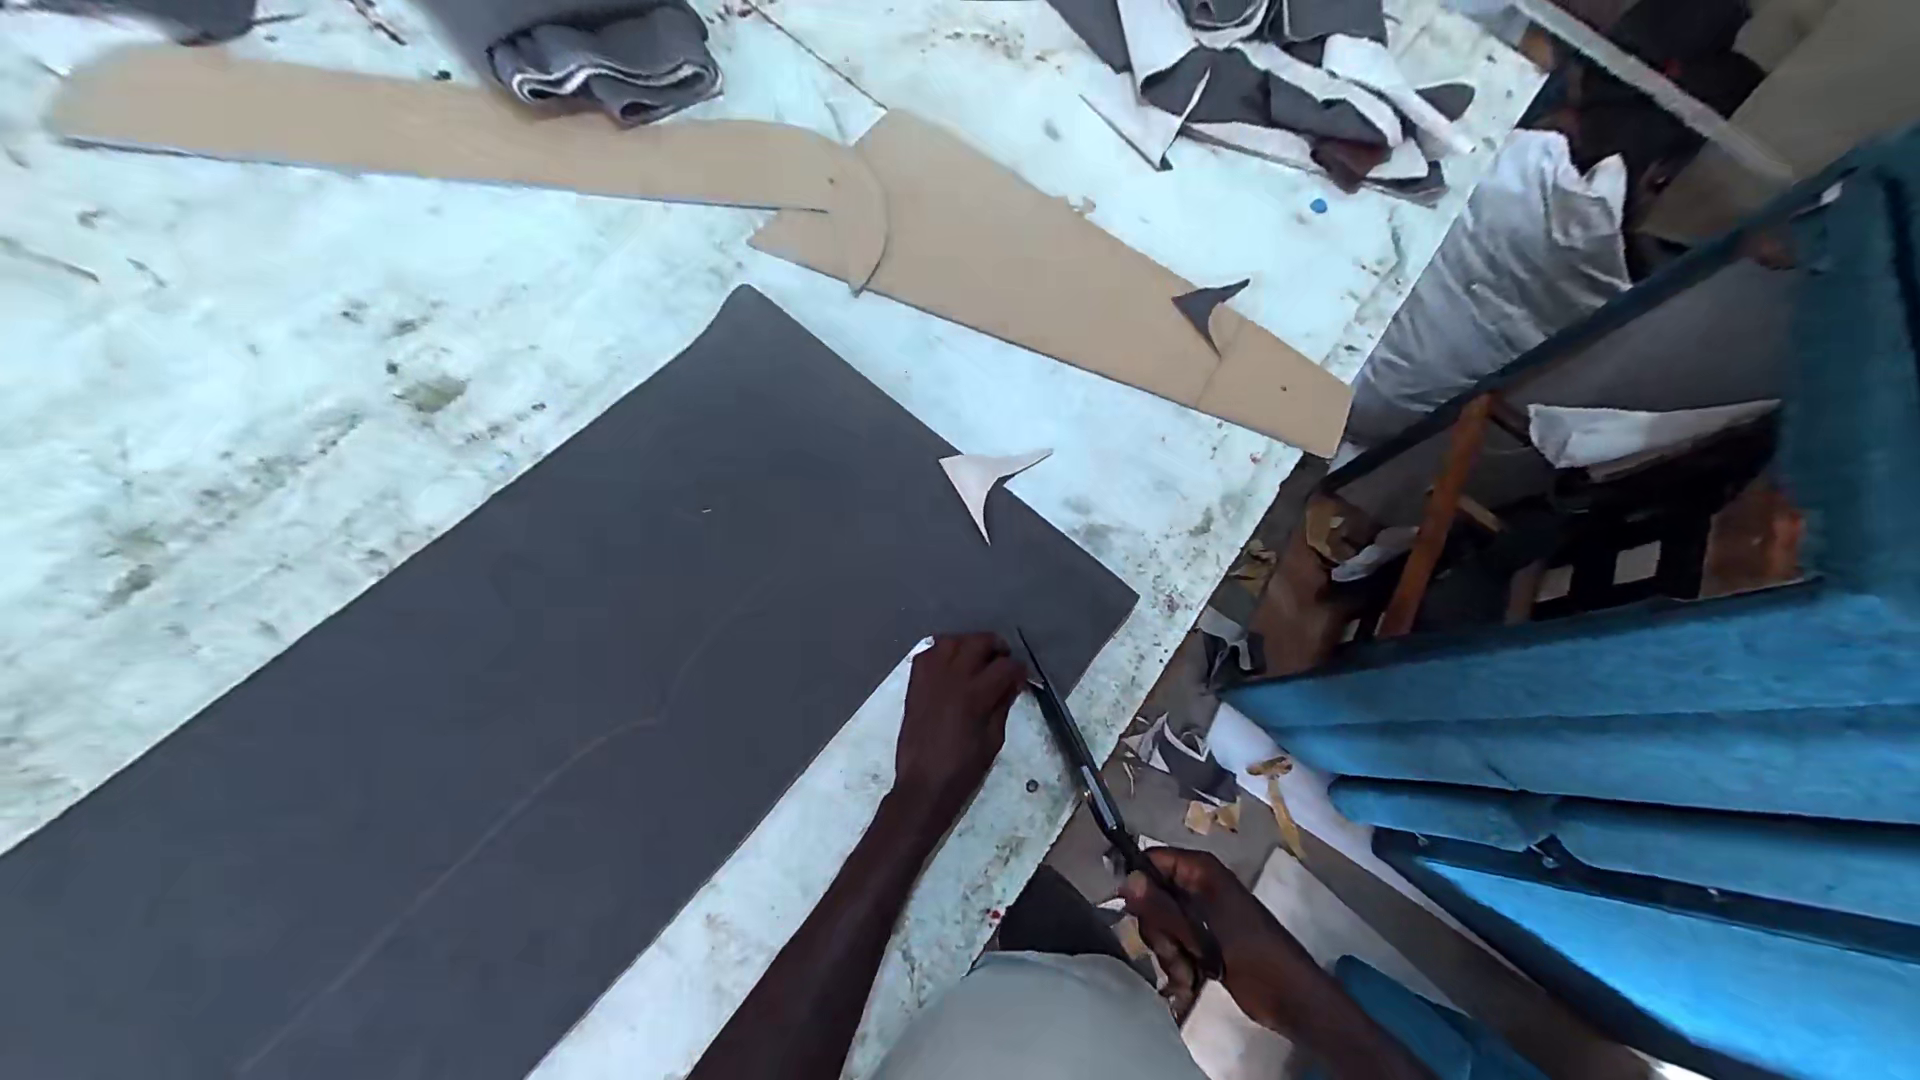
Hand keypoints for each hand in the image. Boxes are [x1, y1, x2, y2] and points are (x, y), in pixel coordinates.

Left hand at [890, 633, 1026, 832]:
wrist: (923, 783)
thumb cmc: (963, 768)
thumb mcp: (993, 739)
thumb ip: (1002, 704)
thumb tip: (1012, 682)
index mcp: (975, 694)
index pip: (1005, 666)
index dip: (1018, 669)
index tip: (1021, 676)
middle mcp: (952, 677)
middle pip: (977, 642)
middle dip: (996, 646)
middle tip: (1002, 660)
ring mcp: (930, 677)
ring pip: (951, 641)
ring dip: (967, 644)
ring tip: (976, 658)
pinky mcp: (915, 682)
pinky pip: (928, 653)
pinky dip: (942, 652)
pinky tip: (951, 665)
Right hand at [1122, 848, 1331, 1030]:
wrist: (1292, 998)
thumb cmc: (1252, 955)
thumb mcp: (1202, 933)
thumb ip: (1162, 907)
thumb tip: (1125, 880)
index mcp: (1200, 870)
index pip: (1151, 860)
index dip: (1137, 882)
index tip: (1133, 911)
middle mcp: (1196, 885)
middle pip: (1152, 895)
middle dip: (1158, 930)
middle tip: (1173, 950)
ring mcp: (1199, 913)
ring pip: (1161, 924)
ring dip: (1168, 952)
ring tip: (1187, 972)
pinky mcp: (1202, 939)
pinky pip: (1174, 942)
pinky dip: (1177, 963)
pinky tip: (1190, 980)